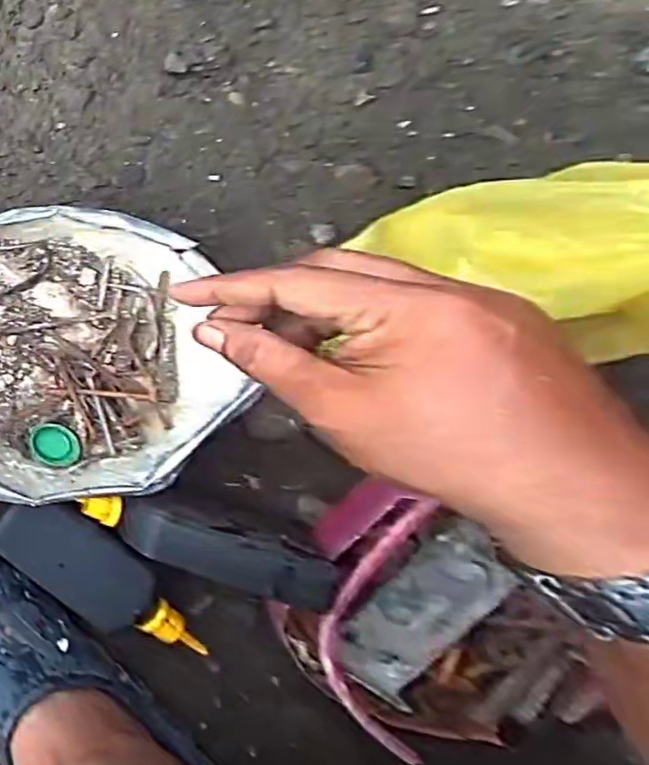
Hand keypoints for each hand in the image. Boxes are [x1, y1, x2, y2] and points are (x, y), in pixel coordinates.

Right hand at [172, 249, 648, 575]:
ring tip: (281, 345)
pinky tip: (338, 351)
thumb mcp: (335, 408)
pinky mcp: (498, 322)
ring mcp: (482, 303)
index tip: (187, 293)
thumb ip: (268, 359)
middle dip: (270, 292)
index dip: (230, 287)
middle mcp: (452, 291)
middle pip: (332, 268)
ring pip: (368, 282)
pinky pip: (406, 300)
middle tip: (228, 322)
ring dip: (312, 306)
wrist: (578, 496)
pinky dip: (356, 317)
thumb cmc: (452, 454)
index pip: (295, 282)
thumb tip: (216, 330)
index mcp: (412, 307)